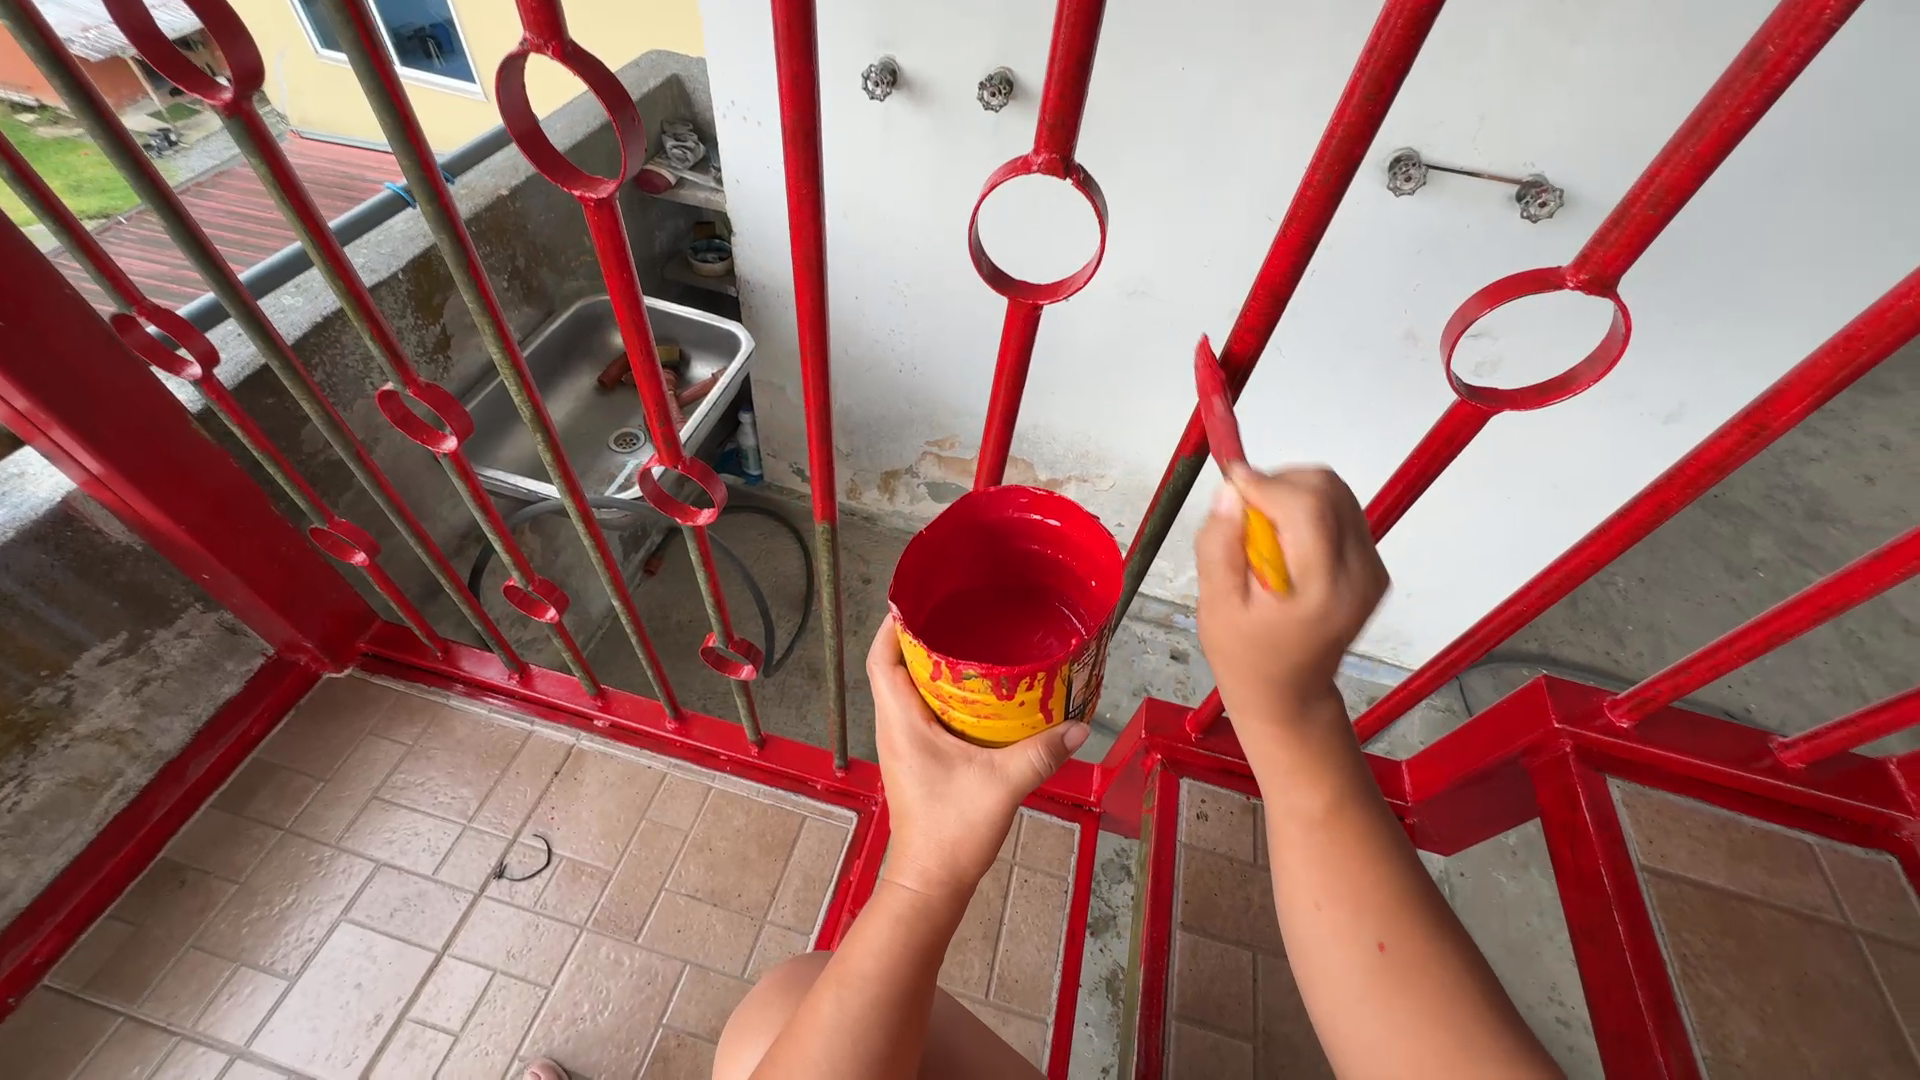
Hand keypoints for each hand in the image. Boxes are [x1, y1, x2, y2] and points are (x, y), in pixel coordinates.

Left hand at [866, 617, 1088, 901]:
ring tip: (967, 641)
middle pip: (892, 667)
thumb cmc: (952, 832)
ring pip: (906, 688)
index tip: (918, 600)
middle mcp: (894, 727)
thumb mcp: (1002, 785)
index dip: (892, 626)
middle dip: (917, 636)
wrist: (931, 882)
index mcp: (900, 723)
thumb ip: (1041, 753)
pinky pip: (921, 709)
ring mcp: (904, 743)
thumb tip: (1078, 725)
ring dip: (928, 664)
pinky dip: (940, 691)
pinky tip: (975, 691)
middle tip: (955, 612)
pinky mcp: (917, 758)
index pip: (880, 660)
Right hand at [1195, 465, 1388, 724]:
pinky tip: (1282, 541)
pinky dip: (1305, 508)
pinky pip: (1340, 509)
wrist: (1287, 691)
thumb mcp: (1215, 606)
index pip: (1307, 508)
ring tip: (1260, 529)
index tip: (1231, 481)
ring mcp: (1372, 568)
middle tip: (1242, 511)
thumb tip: (1230, 491)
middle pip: (1326, 490)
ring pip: (1335, 492)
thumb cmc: (1243, 654)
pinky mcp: (1373, 564)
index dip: (1265, 484)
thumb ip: (1219, 547)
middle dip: (1278, 484)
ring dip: (1291, 494)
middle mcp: (1359, 574)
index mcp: (1321, 591)